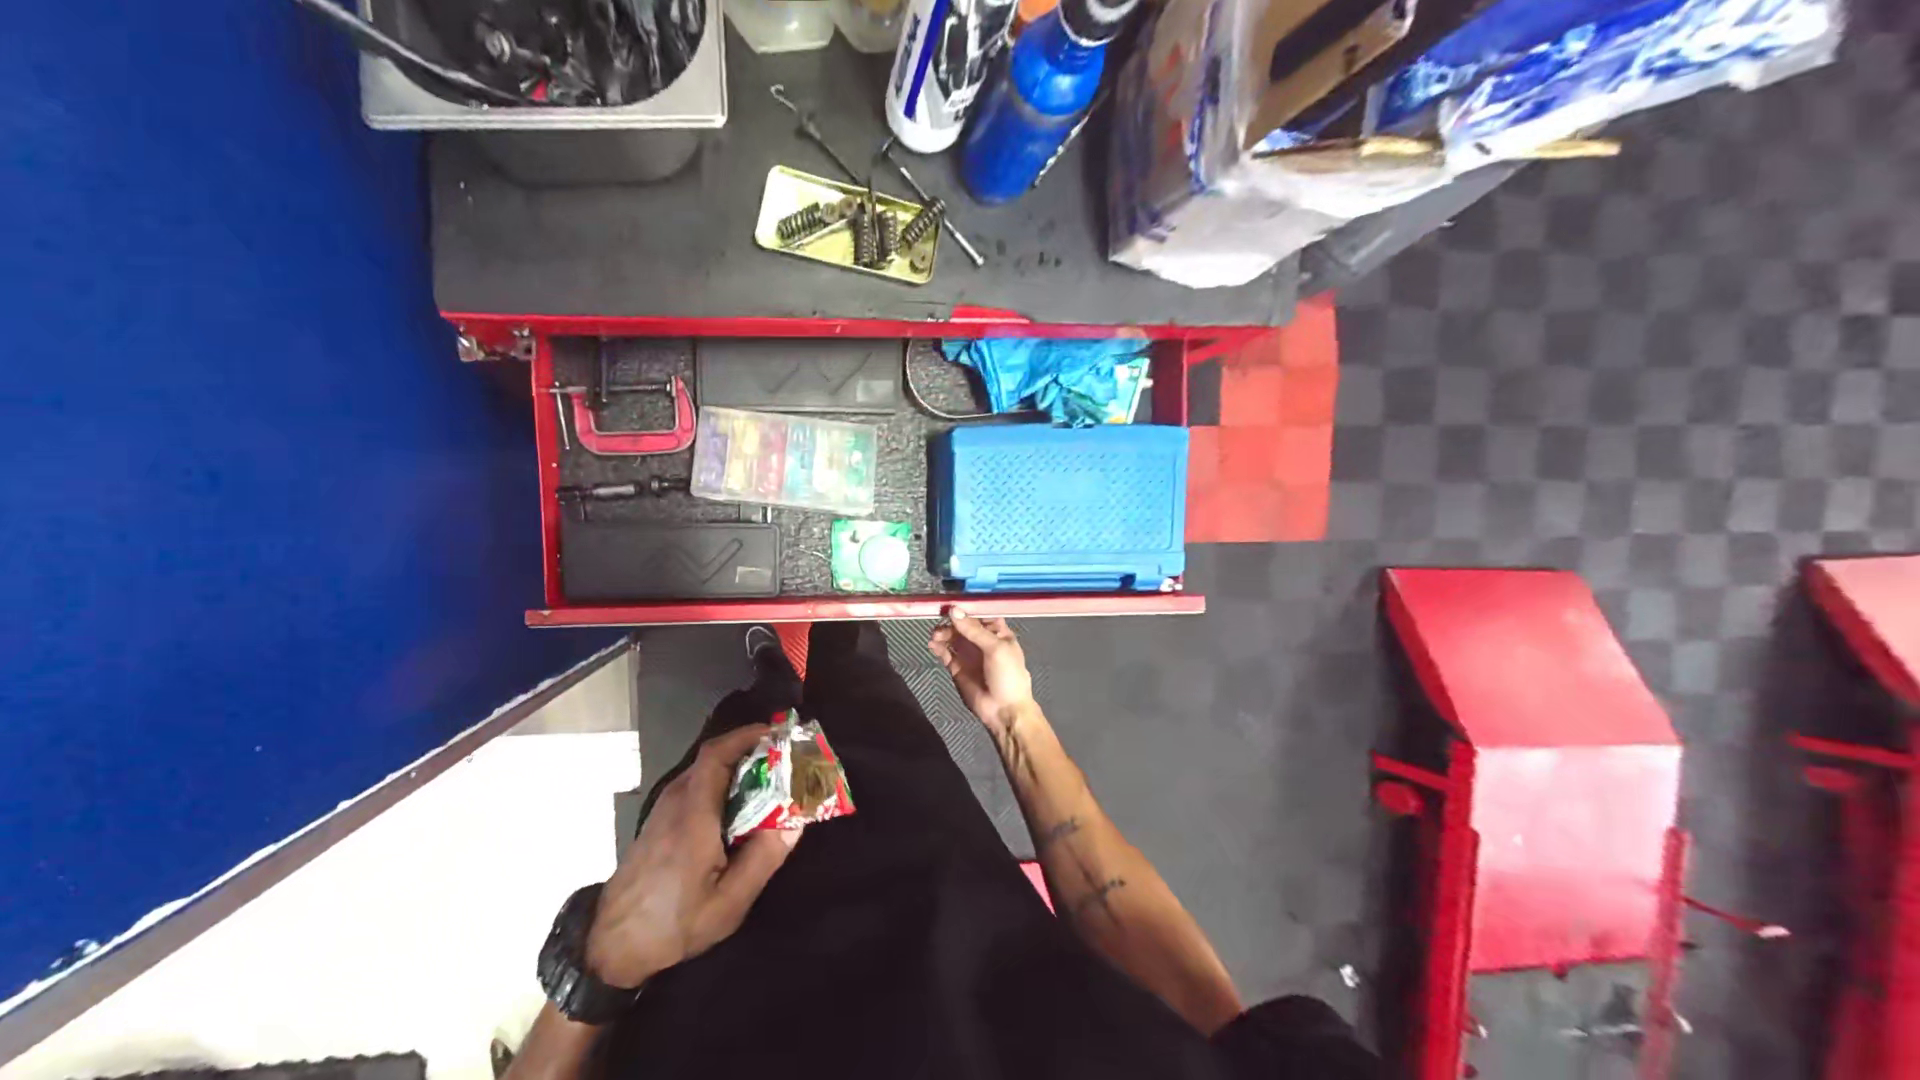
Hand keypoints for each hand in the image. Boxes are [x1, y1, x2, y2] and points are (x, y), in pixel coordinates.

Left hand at [584, 725, 799, 987]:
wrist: (612, 946)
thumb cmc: (673, 923)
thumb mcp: (729, 902)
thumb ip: (763, 858)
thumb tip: (795, 821)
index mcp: (693, 814)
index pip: (715, 756)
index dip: (745, 736)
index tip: (777, 733)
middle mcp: (677, 802)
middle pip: (713, 758)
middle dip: (750, 750)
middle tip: (785, 759)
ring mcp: (665, 811)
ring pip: (705, 772)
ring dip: (737, 767)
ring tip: (771, 780)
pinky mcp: (661, 822)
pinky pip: (697, 787)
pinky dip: (723, 784)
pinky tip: (741, 807)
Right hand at [929, 609, 1035, 736]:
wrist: (1004, 710)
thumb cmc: (1008, 675)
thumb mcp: (995, 648)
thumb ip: (973, 630)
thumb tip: (953, 610)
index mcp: (998, 633)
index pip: (980, 615)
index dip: (966, 609)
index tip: (951, 604)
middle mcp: (982, 641)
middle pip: (963, 625)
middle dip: (951, 622)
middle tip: (940, 622)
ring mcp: (969, 654)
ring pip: (952, 637)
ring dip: (943, 633)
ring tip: (935, 635)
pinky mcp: (957, 668)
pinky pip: (946, 653)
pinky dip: (938, 647)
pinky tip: (933, 644)